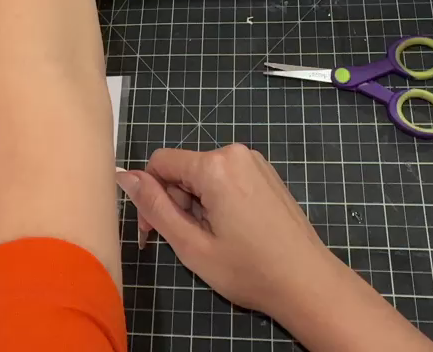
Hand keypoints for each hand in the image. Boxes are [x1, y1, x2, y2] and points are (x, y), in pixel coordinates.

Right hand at [116, 145, 344, 316]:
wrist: (307, 281)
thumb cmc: (249, 269)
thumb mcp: (192, 245)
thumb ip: (155, 208)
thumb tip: (125, 177)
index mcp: (214, 165)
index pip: (161, 162)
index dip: (150, 195)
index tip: (155, 231)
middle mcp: (234, 152)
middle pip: (184, 169)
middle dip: (178, 203)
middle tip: (193, 243)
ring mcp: (254, 160)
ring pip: (205, 175)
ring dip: (199, 204)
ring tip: (218, 239)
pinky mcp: (266, 172)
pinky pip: (227, 177)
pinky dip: (220, 200)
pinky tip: (235, 230)